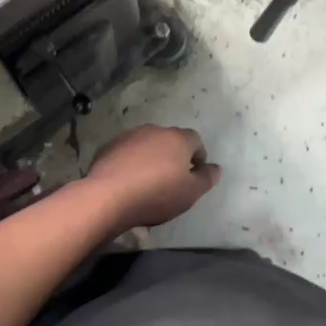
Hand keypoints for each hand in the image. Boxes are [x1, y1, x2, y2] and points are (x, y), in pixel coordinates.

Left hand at [83, 125, 221, 229]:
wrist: (109, 195)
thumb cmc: (157, 194)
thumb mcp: (190, 193)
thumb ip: (206, 178)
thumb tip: (216, 168)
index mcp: (178, 139)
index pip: (195, 139)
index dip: (198, 156)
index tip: (195, 173)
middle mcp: (155, 130)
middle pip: (170, 139)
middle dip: (174, 155)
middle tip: (172, 178)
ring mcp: (130, 135)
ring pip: (147, 143)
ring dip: (151, 156)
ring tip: (149, 180)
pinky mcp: (110, 145)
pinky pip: (127, 151)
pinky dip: (132, 161)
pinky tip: (128, 179)